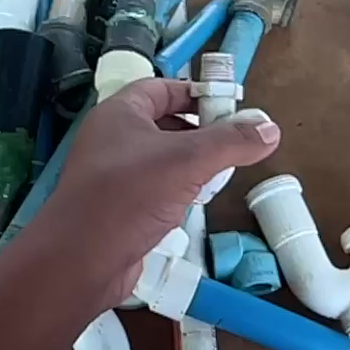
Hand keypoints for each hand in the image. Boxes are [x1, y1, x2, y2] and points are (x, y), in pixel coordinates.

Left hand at [29, 78, 280, 298]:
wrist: (79, 262)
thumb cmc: (128, 197)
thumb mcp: (188, 161)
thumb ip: (231, 142)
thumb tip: (270, 128)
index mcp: (120, 114)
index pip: (161, 87)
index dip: (195, 92)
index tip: (229, 105)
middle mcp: (112, 140)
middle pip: (163, 123)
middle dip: (200, 131)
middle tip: (232, 142)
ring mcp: (112, 176)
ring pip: (160, 159)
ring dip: (190, 164)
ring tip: (219, 173)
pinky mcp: (117, 209)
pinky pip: (153, 190)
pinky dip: (177, 192)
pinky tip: (195, 205)